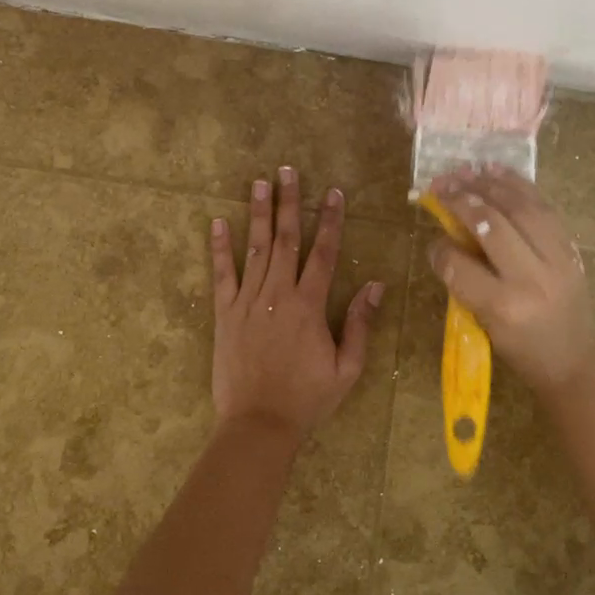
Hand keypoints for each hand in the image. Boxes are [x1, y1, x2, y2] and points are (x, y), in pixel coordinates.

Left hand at [210, 166, 384, 442]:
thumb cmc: (307, 399)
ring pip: (255, 248)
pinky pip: (222, 275)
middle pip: (286, 239)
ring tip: (259, 182)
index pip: (324, 252)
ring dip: (258, 213)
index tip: (334, 192)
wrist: (259, 425)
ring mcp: (248, 301)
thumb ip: (359, 324)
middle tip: (289, 170)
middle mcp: (279, 294)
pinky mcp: (224, 314)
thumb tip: (376, 285)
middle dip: (290, 202)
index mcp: (310, 305)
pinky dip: (220, 248)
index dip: (330, 220)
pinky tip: (217, 222)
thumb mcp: (347, 368)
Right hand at [428, 166, 594, 395]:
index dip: (440, 249)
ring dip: (488, 185)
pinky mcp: (571, 249)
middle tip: (440, 186)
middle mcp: (532, 279)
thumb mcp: (485, 325)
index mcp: (504, 307)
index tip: (432, 239)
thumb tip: (446, 240)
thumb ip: (465, 282)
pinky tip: (496, 172)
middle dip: (461, 200)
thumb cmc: (523, 352)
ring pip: (520, 208)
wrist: (576, 363)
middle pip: (491, 225)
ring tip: (465, 171)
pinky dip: (518, 185)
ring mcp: (557, 259)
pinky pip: (543, 207)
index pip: (460, 265)